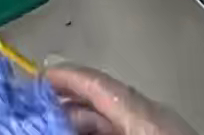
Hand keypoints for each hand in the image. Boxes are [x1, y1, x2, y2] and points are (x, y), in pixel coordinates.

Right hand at [45, 64, 197, 134]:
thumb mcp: (129, 130)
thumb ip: (93, 127)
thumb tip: (63, 118)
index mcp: (145, 112)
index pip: (100, 84)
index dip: (69, 76)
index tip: (43, 74)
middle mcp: (155, 112)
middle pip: (106, 97)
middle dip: (71, 100)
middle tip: (41, 103)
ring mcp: (162, 124)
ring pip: (116, 114)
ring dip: (85, 119)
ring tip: (56, 123)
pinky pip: (125, 126)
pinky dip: (102, 129)